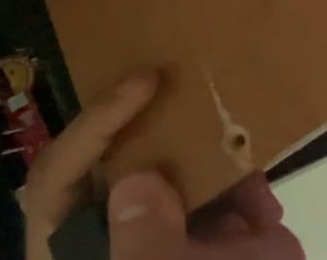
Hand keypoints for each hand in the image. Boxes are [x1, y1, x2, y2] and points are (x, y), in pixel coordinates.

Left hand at [23, 72, 303, 258]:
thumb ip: (142, 246)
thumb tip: (138, 182)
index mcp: (75, 251)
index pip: (60, 178)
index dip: (96, 126)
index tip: (147, 85)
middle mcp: (112, 237)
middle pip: (125, 161)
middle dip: (172, 130)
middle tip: (204, 88)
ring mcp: (165, 235)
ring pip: (183, 170)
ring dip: (223, 164)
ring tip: (250, 182)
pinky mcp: (211, 237)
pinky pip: (226, 191)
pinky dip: (250, 194)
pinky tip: (266, 217)